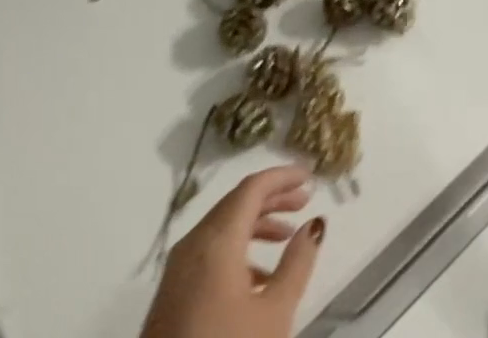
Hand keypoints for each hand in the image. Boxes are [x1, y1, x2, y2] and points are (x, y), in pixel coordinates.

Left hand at [141, 165, 325, 337]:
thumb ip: (297, 263)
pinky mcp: (173, 291)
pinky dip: (238, 247)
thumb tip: (315, 223)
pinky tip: (260, 276)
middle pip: (235, 203)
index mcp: (217, 241)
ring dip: (256, 223)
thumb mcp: (274, 311)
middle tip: (305, 200)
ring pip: (221, 227)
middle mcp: (193, 244)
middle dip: (272, 198)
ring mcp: (179, 268)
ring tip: (287, 235)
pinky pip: (209, 251)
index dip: (282, 177)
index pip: (251, 189)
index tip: (310, 176)